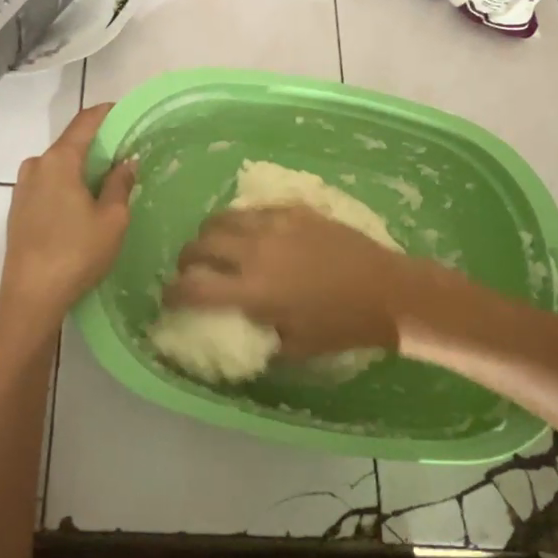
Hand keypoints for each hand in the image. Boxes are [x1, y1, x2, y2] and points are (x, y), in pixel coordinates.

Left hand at [0, 104, 137, 325]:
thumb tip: (126, 161)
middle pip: (70, 144)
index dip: (107, 113)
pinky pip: (48, 184)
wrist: (30, 297)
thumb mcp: (112, 219)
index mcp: (59, 160)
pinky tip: (83, 204)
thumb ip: (120, 184)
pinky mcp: (18, 209)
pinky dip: (67, 184)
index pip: (85, 122)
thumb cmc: (76, 253)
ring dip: (81, 167)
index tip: (127, 112)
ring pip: (58, 166)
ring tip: (108, 181)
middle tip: (126, 153)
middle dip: (97, 144)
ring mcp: (22, 188)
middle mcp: (36, 165)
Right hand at [163, 207, 427, 356]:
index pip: (192, 287)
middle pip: (199, 245)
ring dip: (210, 234)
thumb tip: (238, 329)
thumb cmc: (342, 327)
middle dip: (187, 260)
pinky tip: (252, 233)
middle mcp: (254, 252)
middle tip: (192, 270)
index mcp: (252, 291)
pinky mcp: (293, 209)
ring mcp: (273, 224)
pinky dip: (241, 222)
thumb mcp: (294, 347)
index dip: (173, 293)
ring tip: (216, 246)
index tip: (170, 299)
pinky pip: (252, 210)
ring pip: (221, 218)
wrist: (388, 291)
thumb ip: (259, 335)